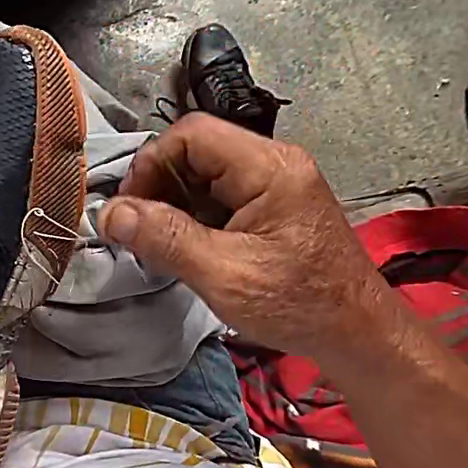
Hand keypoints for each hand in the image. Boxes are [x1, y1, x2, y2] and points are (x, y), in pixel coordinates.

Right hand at [98, 113, 395, 357]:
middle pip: (196, 150)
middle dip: (159, 185)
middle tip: (138, 228)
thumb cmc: (299, 306)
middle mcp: (274, 163)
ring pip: (204, 173)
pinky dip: (194, 215)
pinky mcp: (272, 205)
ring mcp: (275, 183)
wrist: (356, 333)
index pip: (191, 134)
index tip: (130, 208)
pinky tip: (185, 246)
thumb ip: (165, 239)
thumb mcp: (224, 275)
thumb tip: (110, 214)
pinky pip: (220, 194)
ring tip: (158, 241)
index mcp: (270, 168)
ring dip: (173, 202)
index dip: (150, 164)